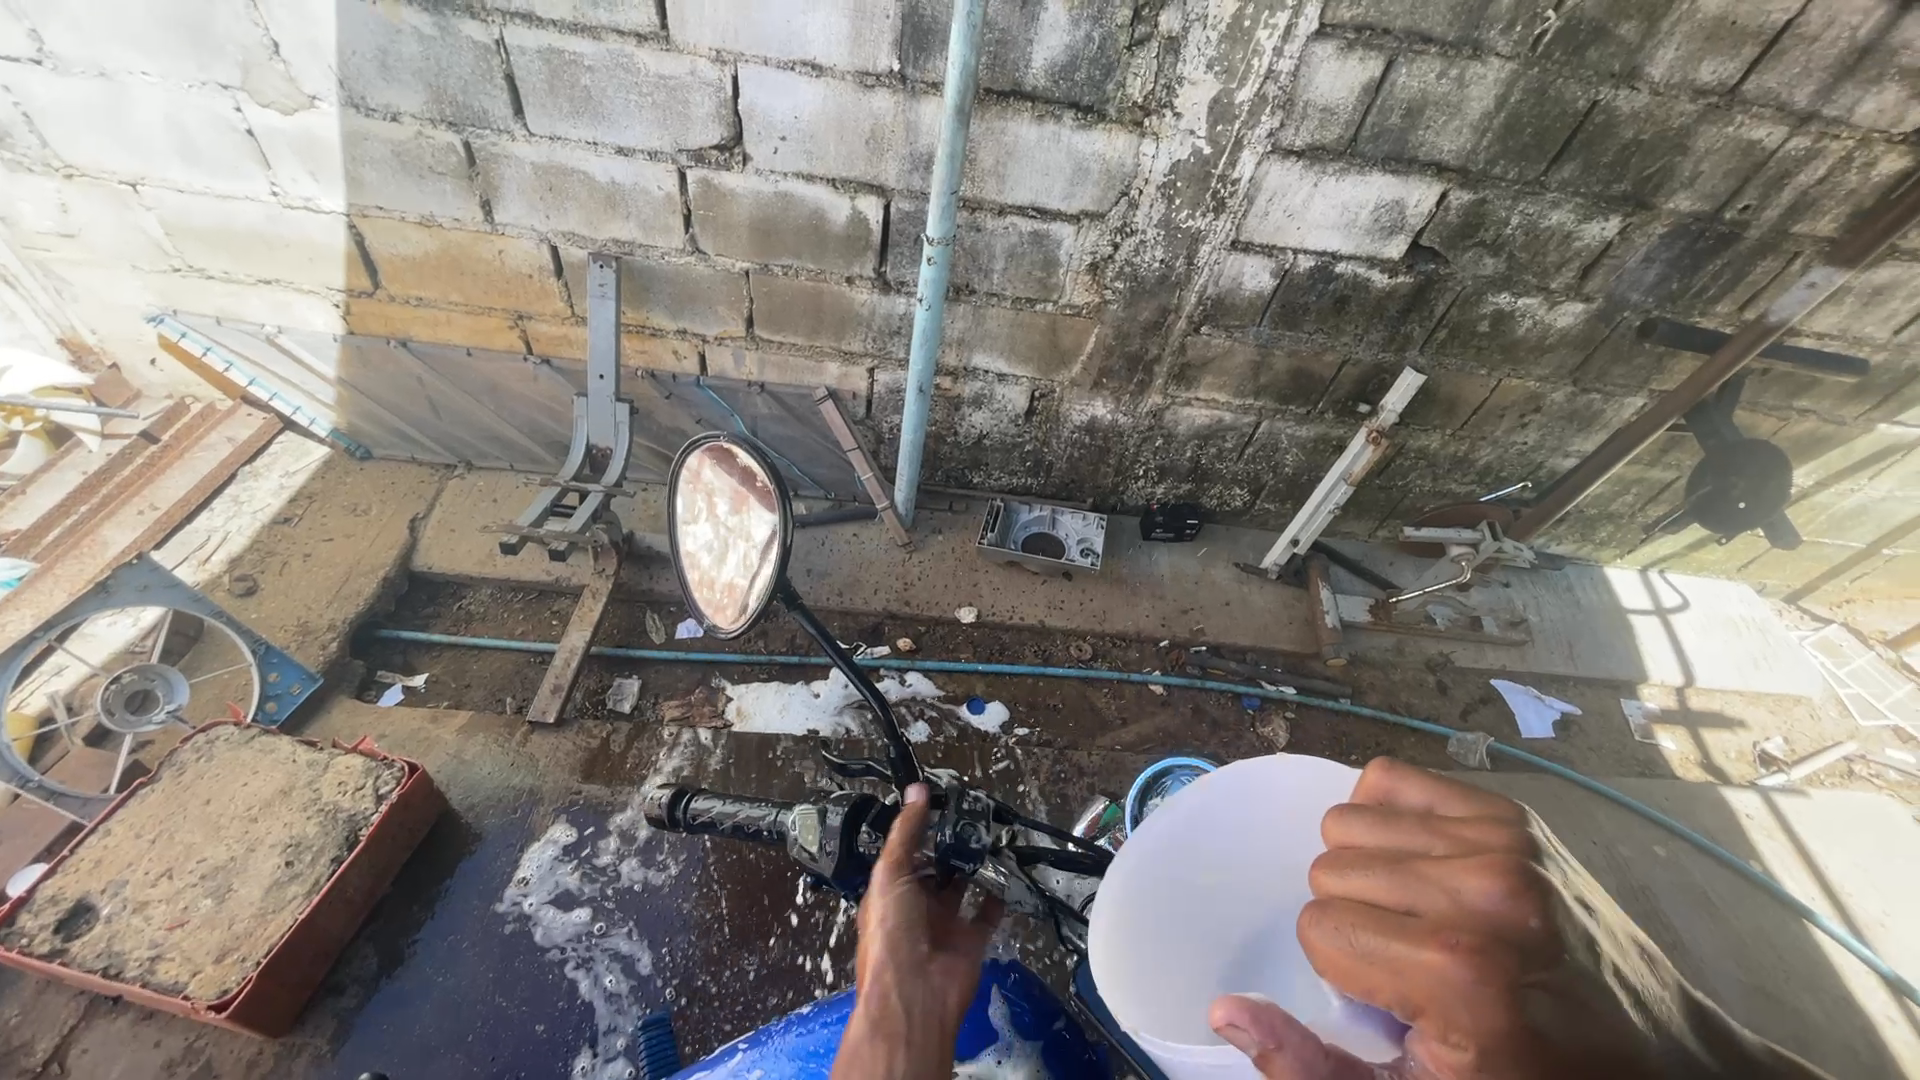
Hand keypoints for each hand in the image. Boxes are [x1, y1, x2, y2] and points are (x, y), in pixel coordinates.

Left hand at [832, 783, 1004, 1079]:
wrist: (915, 996)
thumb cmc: (892, 931)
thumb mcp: (891, 873)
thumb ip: (907, 831)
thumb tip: (918, 789)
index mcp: (890, 892)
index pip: (904, 853)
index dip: (919, 829)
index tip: (939, 799)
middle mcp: (916, 906)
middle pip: (934, 867)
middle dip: (949, 844)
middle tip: (970, 810)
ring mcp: (945, 923)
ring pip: (961, 885)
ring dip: (973, 863)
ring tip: (989, 830)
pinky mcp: (971, 939)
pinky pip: (987, 912)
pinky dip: (997, 893)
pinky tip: (1006, 867)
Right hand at [1210, 758, 1828, 1079]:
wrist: (1661, 1059)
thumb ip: (1309, 1067)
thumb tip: (1223, 1008)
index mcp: (1461, 973)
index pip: (1318, 929)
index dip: (1347, 973)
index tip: (1403, 1002)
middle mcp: (1484, 891)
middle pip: (1329, 870)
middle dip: (1355, 918)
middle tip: (1416, 961)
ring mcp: (1502, 841)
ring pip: (1346, 823)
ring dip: (1368, 869)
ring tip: (1425, 913)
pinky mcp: (1509, 812)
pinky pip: (1384, 780)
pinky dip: (1387, 821)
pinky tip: (1428, 867)